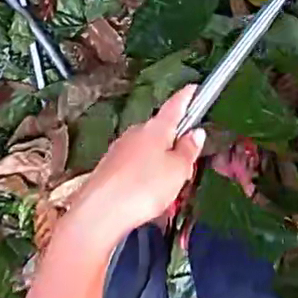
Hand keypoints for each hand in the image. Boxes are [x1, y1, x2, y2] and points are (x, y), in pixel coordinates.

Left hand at [61, 86, 205, 248]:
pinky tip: (148, 193)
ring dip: (160, 162)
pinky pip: (136, 164)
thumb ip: (188, 150)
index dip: (187, 96)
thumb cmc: (143, 187)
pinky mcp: (111, 165)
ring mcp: (121, 147)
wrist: (101, 209)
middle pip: (161, 130)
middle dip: (175, 142)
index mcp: (156, 128)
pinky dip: (146, 174)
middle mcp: (136, 132)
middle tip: (188, 164)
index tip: (194, 88)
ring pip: (148, 149)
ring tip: (169, 188)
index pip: (175, 105)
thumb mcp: (177, 170)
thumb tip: (196, 133)